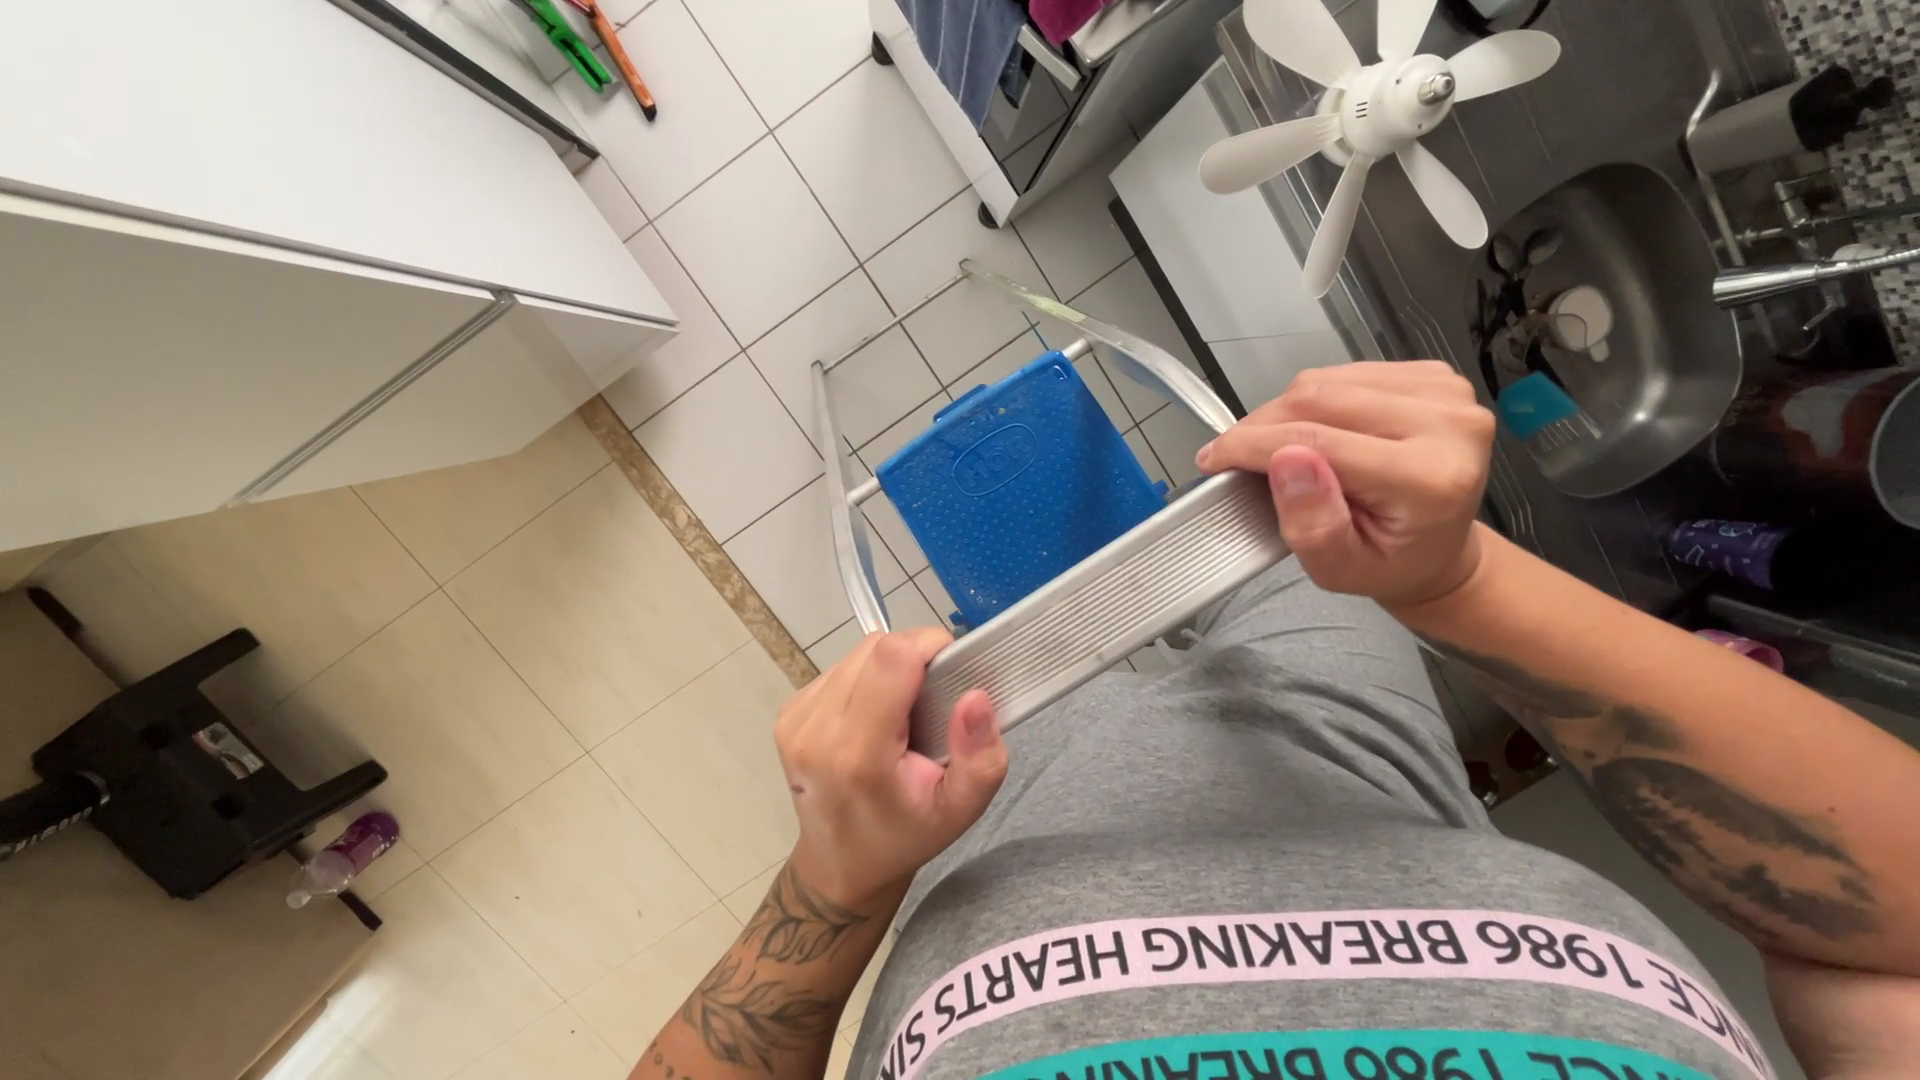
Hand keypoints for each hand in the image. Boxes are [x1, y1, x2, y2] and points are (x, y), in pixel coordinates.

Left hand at [775, 628, 1006, 909]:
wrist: (841, 864)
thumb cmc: (906, 835)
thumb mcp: (961, 809)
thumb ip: (980, 758)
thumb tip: (976, 696)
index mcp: (858, 754)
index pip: (892, 657)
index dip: (929, 647)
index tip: (952, 671)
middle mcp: (816, 730)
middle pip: (876, 649)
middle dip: (914, 658)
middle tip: (933, 697)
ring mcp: (796, 720)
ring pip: (858, 654)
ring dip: (890, 668)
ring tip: (904, 710)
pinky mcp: (788, 713)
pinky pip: (840, 669)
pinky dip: (867, 679)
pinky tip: (876, 714)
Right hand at [1195, 360, 1495, 609]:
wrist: (1438, 549)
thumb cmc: (1386, 564)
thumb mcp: (1338, 569)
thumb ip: (1311, 523)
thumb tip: (1283, 459)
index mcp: (1431, 479)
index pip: (1321, 442)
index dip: (1252, 446)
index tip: (1211, 459)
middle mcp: (1449, 424)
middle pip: (1320, 400)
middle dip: (1261, 426)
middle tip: (1232, 455)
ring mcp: (1446, 392)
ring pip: (1326, 380)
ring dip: (1282, 411)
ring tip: (1269, 445)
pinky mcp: (1433, 375)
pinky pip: (1345, 374)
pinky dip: (1311, 399)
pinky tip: (1311, 428)